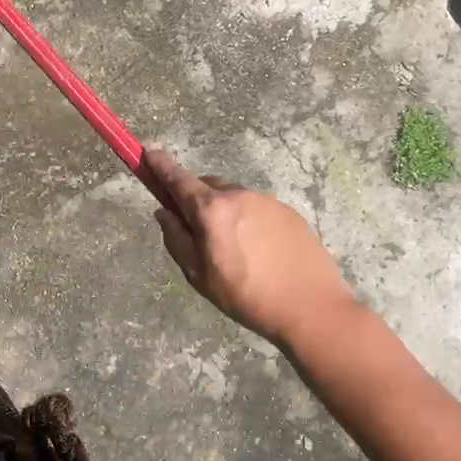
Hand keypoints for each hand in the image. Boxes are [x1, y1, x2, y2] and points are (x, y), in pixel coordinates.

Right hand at [144, 147, 360, 345]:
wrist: (312, 308)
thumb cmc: (246, 295)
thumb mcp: (198, 274)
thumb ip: (176, 239)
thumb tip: (165, 213)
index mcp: (211, 209)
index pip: (178, 179)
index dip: (160, 165)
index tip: (149, 152)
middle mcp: (239, 196)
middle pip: (207, 186)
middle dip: (196, 199)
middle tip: (197, 230)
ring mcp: (268, 202)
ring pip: (234, 198)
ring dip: (224, 211)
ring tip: (234, 249)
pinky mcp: (290, 213)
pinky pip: (257, 209)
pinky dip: (248, 220)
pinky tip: (259, 251)